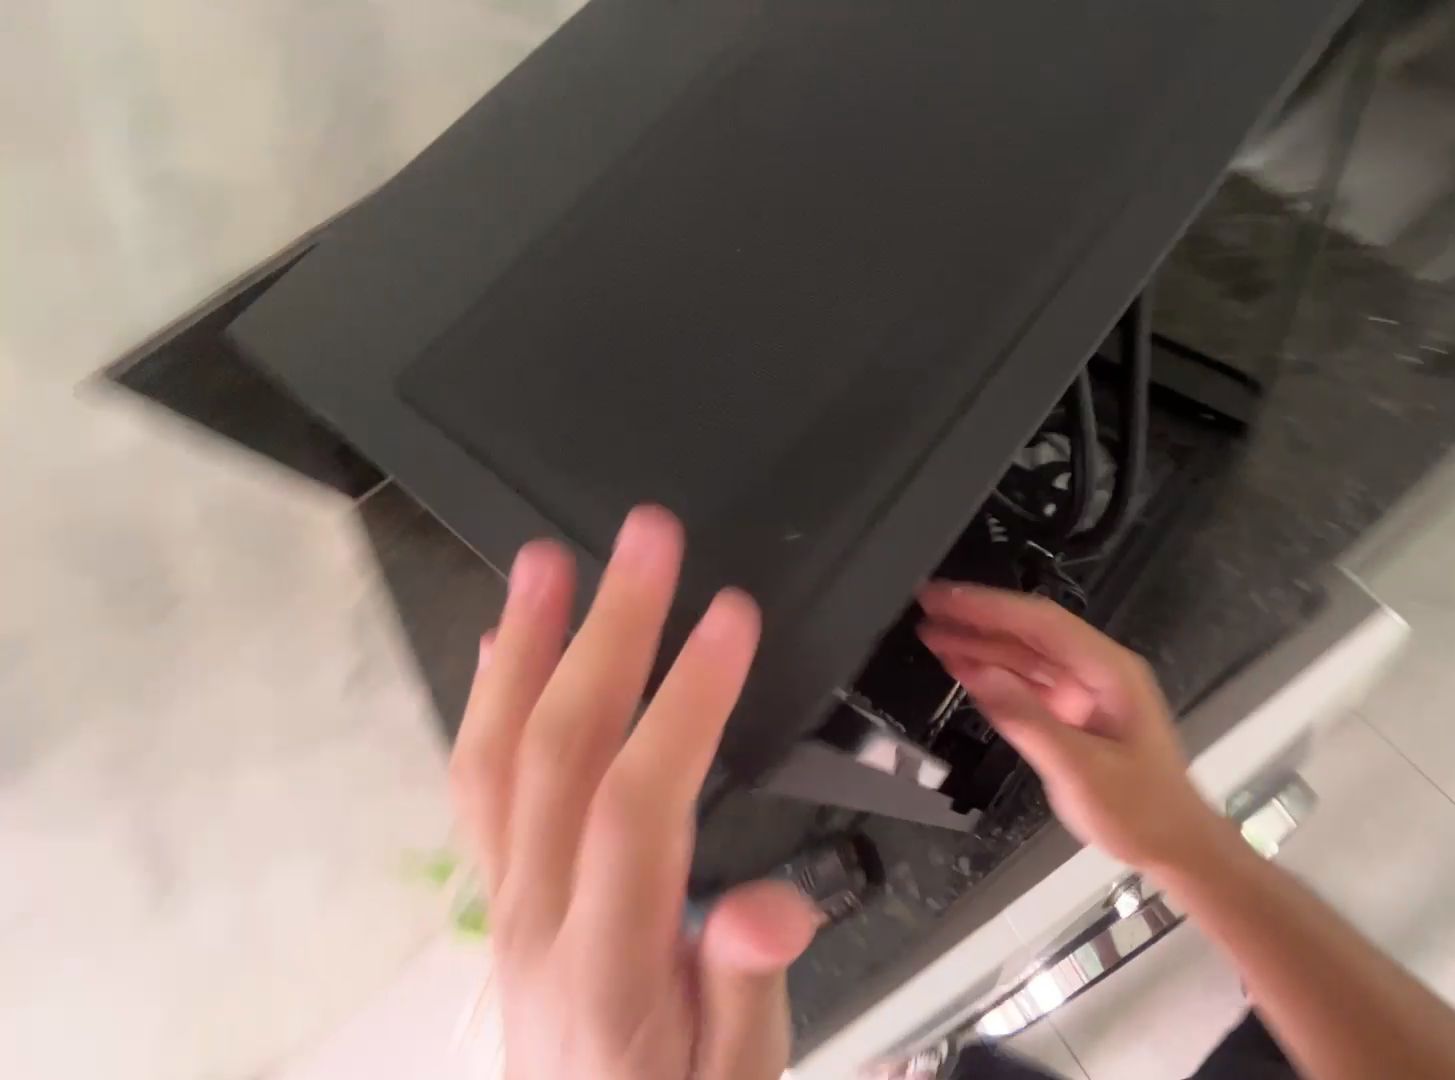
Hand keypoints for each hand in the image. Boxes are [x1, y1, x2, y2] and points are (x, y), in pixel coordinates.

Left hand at [450, 507, 818, 1079]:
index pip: (641, 800)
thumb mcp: (740, 1077)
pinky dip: (490, 700)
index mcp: (609, 962)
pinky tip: (508, 642)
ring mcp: (507, 900)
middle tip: (649, 538)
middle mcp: (537, 918)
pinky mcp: (504, 892)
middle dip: (611, 629)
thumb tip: (763, 905)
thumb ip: (750, 991)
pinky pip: (479, 786)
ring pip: (498, 754)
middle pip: (560, 750)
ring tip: (549, 559)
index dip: (688, 699)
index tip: (734, 614)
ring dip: (529, 645)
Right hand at [915, 583, 1231, 874]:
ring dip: (982, 647)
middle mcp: (1096, 670)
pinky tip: (964, 671)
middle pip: (1030, 633)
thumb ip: (1027, 718)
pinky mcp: (1075, 712)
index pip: (1041, 623)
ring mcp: (1085, 690)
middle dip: (979, 620)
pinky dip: (997, 678)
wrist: (1176, 847)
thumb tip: (979, 674)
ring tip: (933, 638)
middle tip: (927, 610)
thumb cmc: (1139, 811)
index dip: (989, 607)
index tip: (945, 598)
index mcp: (1108, 670)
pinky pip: (1030, 684)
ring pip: (1026, 657)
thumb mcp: (1079, 769)